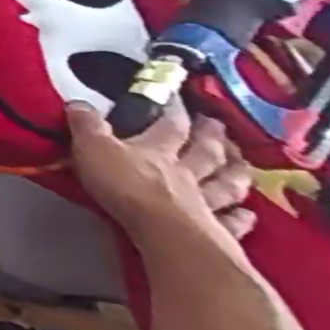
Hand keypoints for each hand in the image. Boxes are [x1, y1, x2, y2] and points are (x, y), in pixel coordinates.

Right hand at [66, 101, 257, 245]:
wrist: (165, 234)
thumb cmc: (125, 186)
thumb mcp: (93, 148)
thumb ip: (86, 125)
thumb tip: (79, 102)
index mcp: (158, 150)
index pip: (170, 125)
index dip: (174, 109)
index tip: (177, 95)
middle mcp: (186, 172)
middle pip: (205, 152)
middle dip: (211, 136)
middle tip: (218, 123)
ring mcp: (205, 202)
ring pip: (225, 183)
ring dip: (236, 172)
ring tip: (244, 164)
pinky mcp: (216, 230)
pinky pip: (232, 221)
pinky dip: (242, 217)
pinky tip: (250, 214)